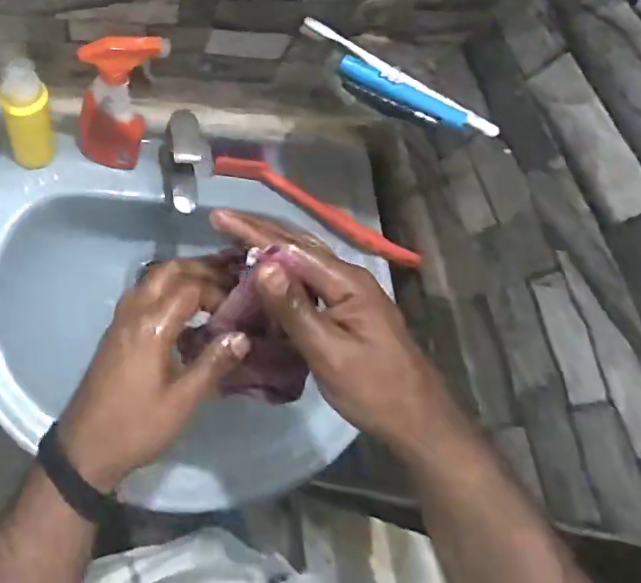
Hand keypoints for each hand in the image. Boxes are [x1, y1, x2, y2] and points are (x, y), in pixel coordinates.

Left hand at [54, 258, 248, 489]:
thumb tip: (243, 335)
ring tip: (211, 284)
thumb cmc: (138, 425)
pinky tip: (182, 308)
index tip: (237, 307)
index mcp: (151, 324)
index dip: (217, 291)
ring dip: (182, 274)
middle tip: (229, 276)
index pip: (190, 288)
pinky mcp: (116, 327)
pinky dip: (166, 287)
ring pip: (153, 276)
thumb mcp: (182, 401)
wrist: (86, 446)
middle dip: (200, 268)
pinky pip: (143, 291)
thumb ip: (213, 363)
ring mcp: (121, 316)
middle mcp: (134, 310)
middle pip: (169, 269)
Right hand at [210, 208, 460, 456]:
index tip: (218, 217)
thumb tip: (262, 265)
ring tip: (236, 237)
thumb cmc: (375, 390)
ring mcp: (350, 292)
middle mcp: (348, 277)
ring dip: (269, 246)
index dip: (252, 231)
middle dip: (257, 230)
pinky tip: (266, 274)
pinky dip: (282, 269)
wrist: (421, 423)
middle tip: (220, 220)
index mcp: (346, 281)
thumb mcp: (330, 353)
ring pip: (302, 258)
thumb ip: (294, 309)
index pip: (290, 247)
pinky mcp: (347, 308)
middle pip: (296, 244)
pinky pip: (308, 277)